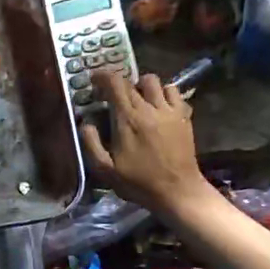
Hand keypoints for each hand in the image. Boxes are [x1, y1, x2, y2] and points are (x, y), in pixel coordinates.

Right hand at [80, 71, 211, 213]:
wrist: (178, 191)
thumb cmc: (139, 183)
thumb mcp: (106, 170)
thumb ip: (91, 144)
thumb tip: (86, 123)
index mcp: (128, 119)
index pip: (114, 84)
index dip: (102, 77)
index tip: (94, 79)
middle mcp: (149, 108)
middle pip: (132, 81)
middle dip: (118, 83)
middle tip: (111, 95)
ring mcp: (169, 110)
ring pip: (154, 81)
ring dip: (141, 85)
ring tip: (137, 98)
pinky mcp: (184, 116)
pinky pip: (174, 92)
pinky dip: (164, 92)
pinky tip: (159, 105)